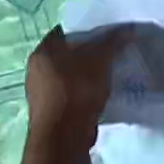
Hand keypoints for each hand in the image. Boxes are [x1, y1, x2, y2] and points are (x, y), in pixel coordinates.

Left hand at [25, 27, 126, 146]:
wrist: (64, 135)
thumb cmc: (77, 89)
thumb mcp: (101, 60)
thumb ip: (113, 41)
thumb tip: (129, 28)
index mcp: (42, 51)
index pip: (65, 31)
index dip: (87, 29)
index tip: (108, 33)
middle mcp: (35, 69)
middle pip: (67, 53)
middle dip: (89, 52)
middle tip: (112, 52)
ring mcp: (40, 92)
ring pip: (69, 74)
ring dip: (87, 73)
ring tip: (110, 72)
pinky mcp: (49, 110)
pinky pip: (70, 92)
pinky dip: (84, 90)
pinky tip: (100, 93)